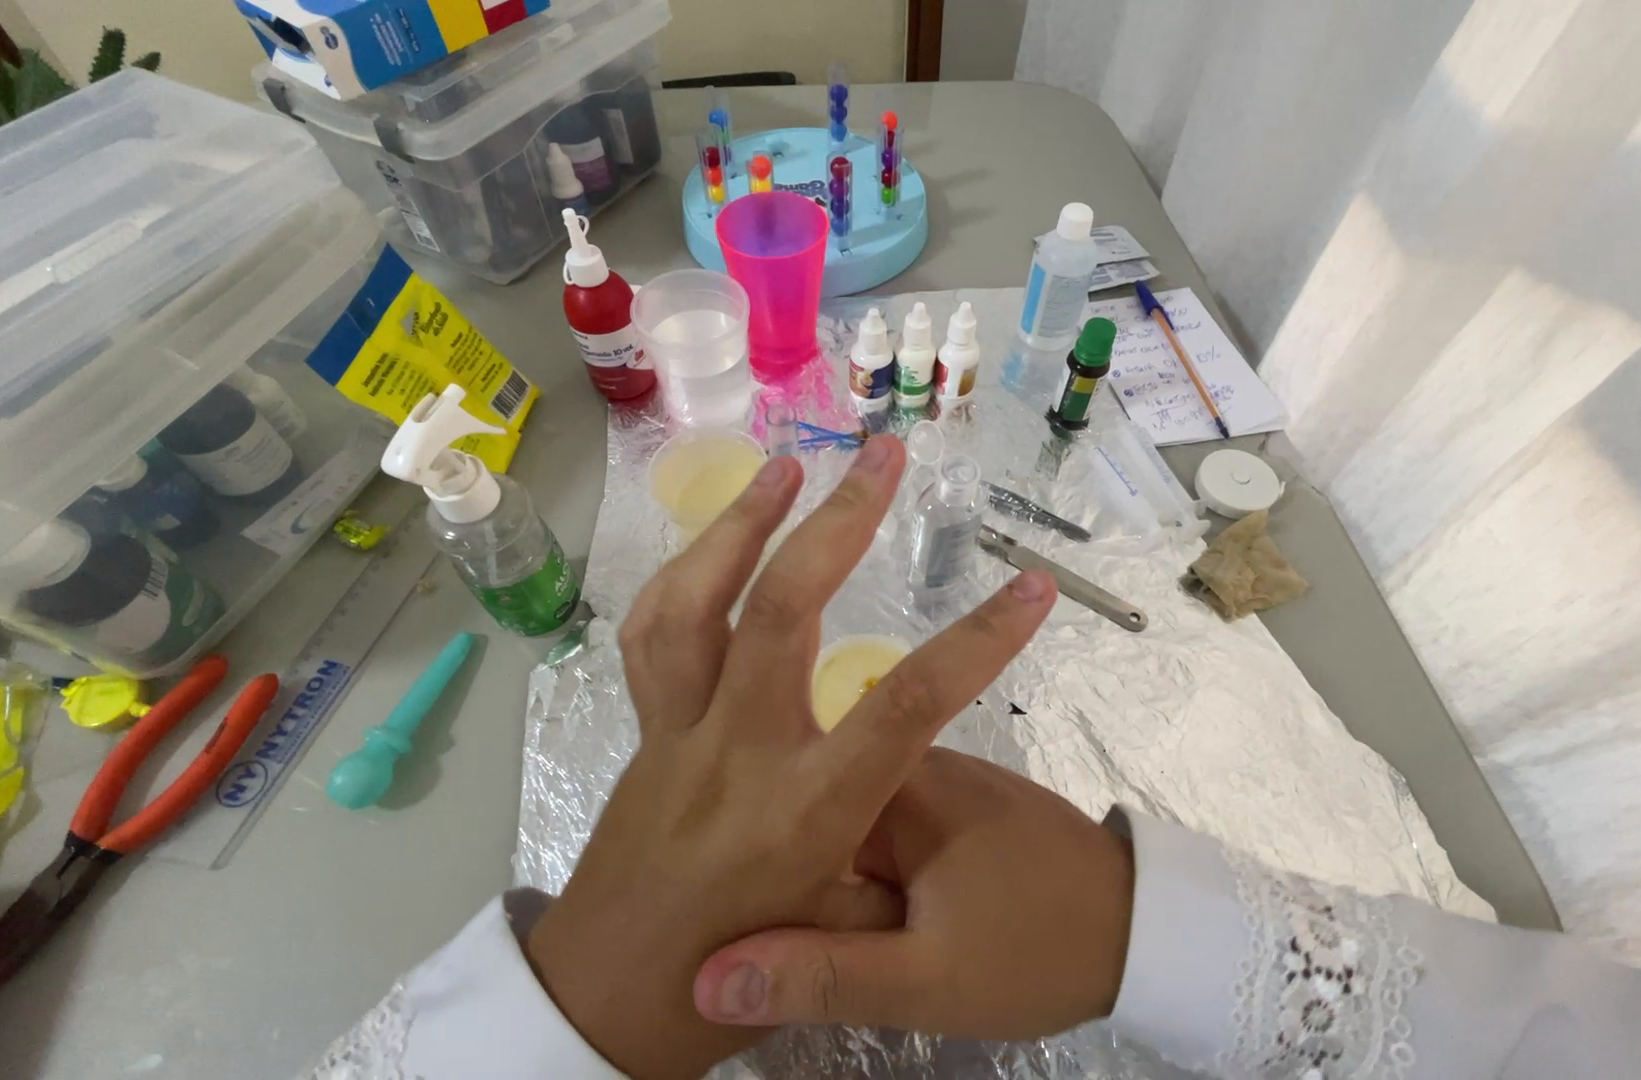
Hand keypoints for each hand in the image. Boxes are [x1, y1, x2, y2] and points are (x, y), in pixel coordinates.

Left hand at [526, 439, 1059, 1078]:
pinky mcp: (644, 723)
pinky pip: (651, 631)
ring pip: (695, 603)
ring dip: (740, 523)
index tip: (1032, 586)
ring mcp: (680, 727)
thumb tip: (926, 800)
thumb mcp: (848, 935)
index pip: (905, 706)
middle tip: (882, 456)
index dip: (978, 641)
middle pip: (783, 611)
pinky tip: (716, 538)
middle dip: (840, 524)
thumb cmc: (736, 975)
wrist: (609, 995)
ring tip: (785, 466)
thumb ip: (898, 860)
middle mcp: (741, 750)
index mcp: (808, 809)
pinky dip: (683, 571)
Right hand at [692, 747, 1134, 1040]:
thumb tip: (710, 975)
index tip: (721, 896)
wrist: (1143, 931)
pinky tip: (859, 901)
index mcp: (896, 784)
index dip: (753, 848)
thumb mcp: (926, 981)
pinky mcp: (962, 800)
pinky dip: (869, 859)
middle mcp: (914, 760)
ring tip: (790, 914)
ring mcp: (941, 777)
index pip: (790, 791)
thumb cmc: (1038, 949)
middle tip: (754, 919)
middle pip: (818, 800)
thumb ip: (821, 974)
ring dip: (829, 861)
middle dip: (792, 859)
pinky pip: (890, 823)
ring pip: (853, 813)